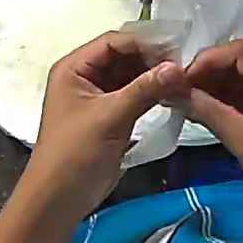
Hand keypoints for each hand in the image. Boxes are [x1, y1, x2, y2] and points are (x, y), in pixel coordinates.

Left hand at [19, 33, 184, 221]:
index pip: (113, 42)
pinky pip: (131, 95)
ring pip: (129, 76)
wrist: (58, 200)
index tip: (176, 49)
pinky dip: (150, 94)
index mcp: (74, 67)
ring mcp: (96, 96)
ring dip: (153, 77)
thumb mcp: (111, 117)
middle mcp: (83, 76)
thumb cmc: (76, 152)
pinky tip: (172, 95)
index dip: (144, 43)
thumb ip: (144, 89)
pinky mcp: (107, 116)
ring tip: (183, 80)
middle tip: (184, 67)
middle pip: (122, 57)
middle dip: (151, 60)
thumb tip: (178, 67)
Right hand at [172, 41, 242, 224]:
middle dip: (211, 73)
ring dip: (221, 86)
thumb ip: (207, 110)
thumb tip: (173, 92)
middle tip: (182, 90)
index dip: (205, 61)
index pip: (238, 51)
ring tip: (192, 101)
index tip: (180, 80)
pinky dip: (236, 98)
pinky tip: (215, 111)